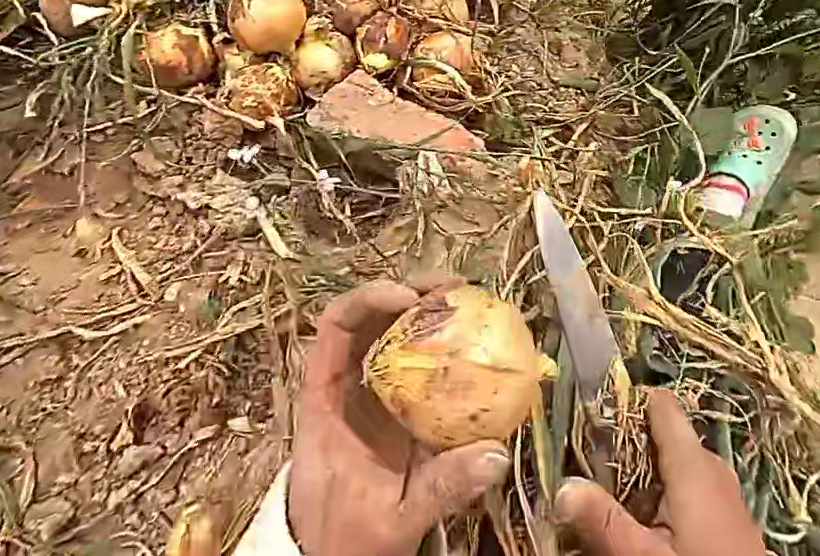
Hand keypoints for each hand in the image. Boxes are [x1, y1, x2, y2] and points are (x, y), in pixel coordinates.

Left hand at [289, 280, 512, 555]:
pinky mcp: (387, 399)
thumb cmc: (345, 534)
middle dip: (407, 290)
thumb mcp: (394, 516)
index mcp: (324, 394)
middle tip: (451, 287)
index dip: (371, 299)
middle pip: (368, 312)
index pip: (337, 322)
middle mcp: (342, 378)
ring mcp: (364, 386)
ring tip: (461, 298)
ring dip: (421, 306)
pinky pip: (405, 355)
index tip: (410, 300)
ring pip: (387, 327)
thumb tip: (495, 455)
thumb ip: (441, 487)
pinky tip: (462, 336)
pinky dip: (430, 338)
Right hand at [555, 388, 766, 555]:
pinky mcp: (727, 521)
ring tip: (608, 499)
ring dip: (639, 478)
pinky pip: (686, 491)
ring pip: (671, 465)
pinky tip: (643, 528)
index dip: (623, 403)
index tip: (589, 420)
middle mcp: (711, 468)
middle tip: (588, 469)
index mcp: (694, 464)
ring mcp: (723, 495)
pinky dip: (660, 499)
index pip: (658, 403)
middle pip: (659, 436)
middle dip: (622, 448)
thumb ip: (605, 521)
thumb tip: (560, 487)